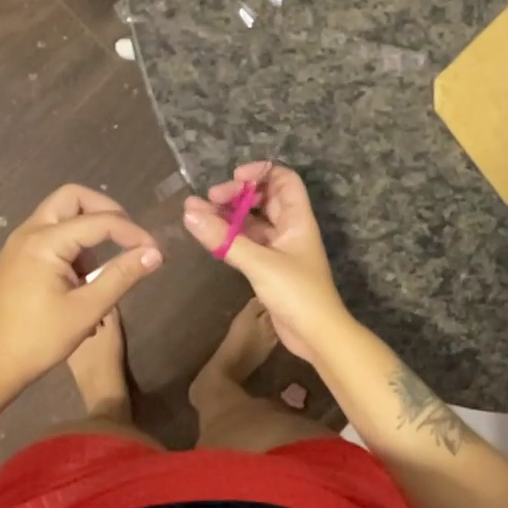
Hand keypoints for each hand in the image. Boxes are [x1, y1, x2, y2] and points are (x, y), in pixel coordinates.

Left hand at [0, 184, 160, 386]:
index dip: (134, 233)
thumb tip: (155, 254)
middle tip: (130, 238)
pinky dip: (75, 243)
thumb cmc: (40, 338)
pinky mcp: (18, 258)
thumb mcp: (87, 309)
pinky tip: (84, 278)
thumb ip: (122, 276)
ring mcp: (19, 244)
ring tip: (107, 266)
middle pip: (73, 198)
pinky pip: (51, 235)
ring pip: (61, 215)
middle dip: (107, 212)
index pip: (100, 221)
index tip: (157, 253)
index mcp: (45, 242)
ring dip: (90, 229)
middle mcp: (29, 233)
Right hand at [184, 162, 351, 361]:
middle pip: (264, 199)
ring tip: (195, 214)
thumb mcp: (260, 264)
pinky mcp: (270, 269)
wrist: (317, 335)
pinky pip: (248, 244)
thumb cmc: (298, 294)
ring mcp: (280, 250)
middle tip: (209, 200)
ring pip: (252, 223)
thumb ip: (225, 239)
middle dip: (236, 195)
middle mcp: (290, 230)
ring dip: (227, 217)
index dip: (261, 172)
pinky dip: (230, 238)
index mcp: (298, 220)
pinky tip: (208, 236)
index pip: (284, 180)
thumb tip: (189, 213)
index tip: (234, 178)